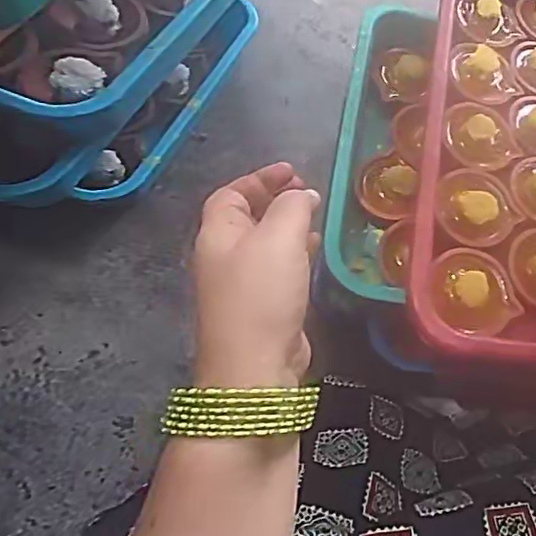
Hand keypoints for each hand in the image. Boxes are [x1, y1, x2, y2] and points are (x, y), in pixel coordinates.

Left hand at [191, 162, 319, 388]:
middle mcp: (225, 256)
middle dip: (276, 200)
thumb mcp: (279, 239)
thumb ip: (292, 208)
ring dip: (288, 226)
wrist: (256, 364)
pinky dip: (296, 252)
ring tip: (316, 217)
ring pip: (265, 242)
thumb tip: (303, 196)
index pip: (232, 194)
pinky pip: (278, 267)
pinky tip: (315, 253)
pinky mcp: (263, 305)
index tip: (292, 171)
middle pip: (247, 217)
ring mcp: (242, 283)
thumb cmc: (262, 294)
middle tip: (307, 193)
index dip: (260, 178)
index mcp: (218, 234)